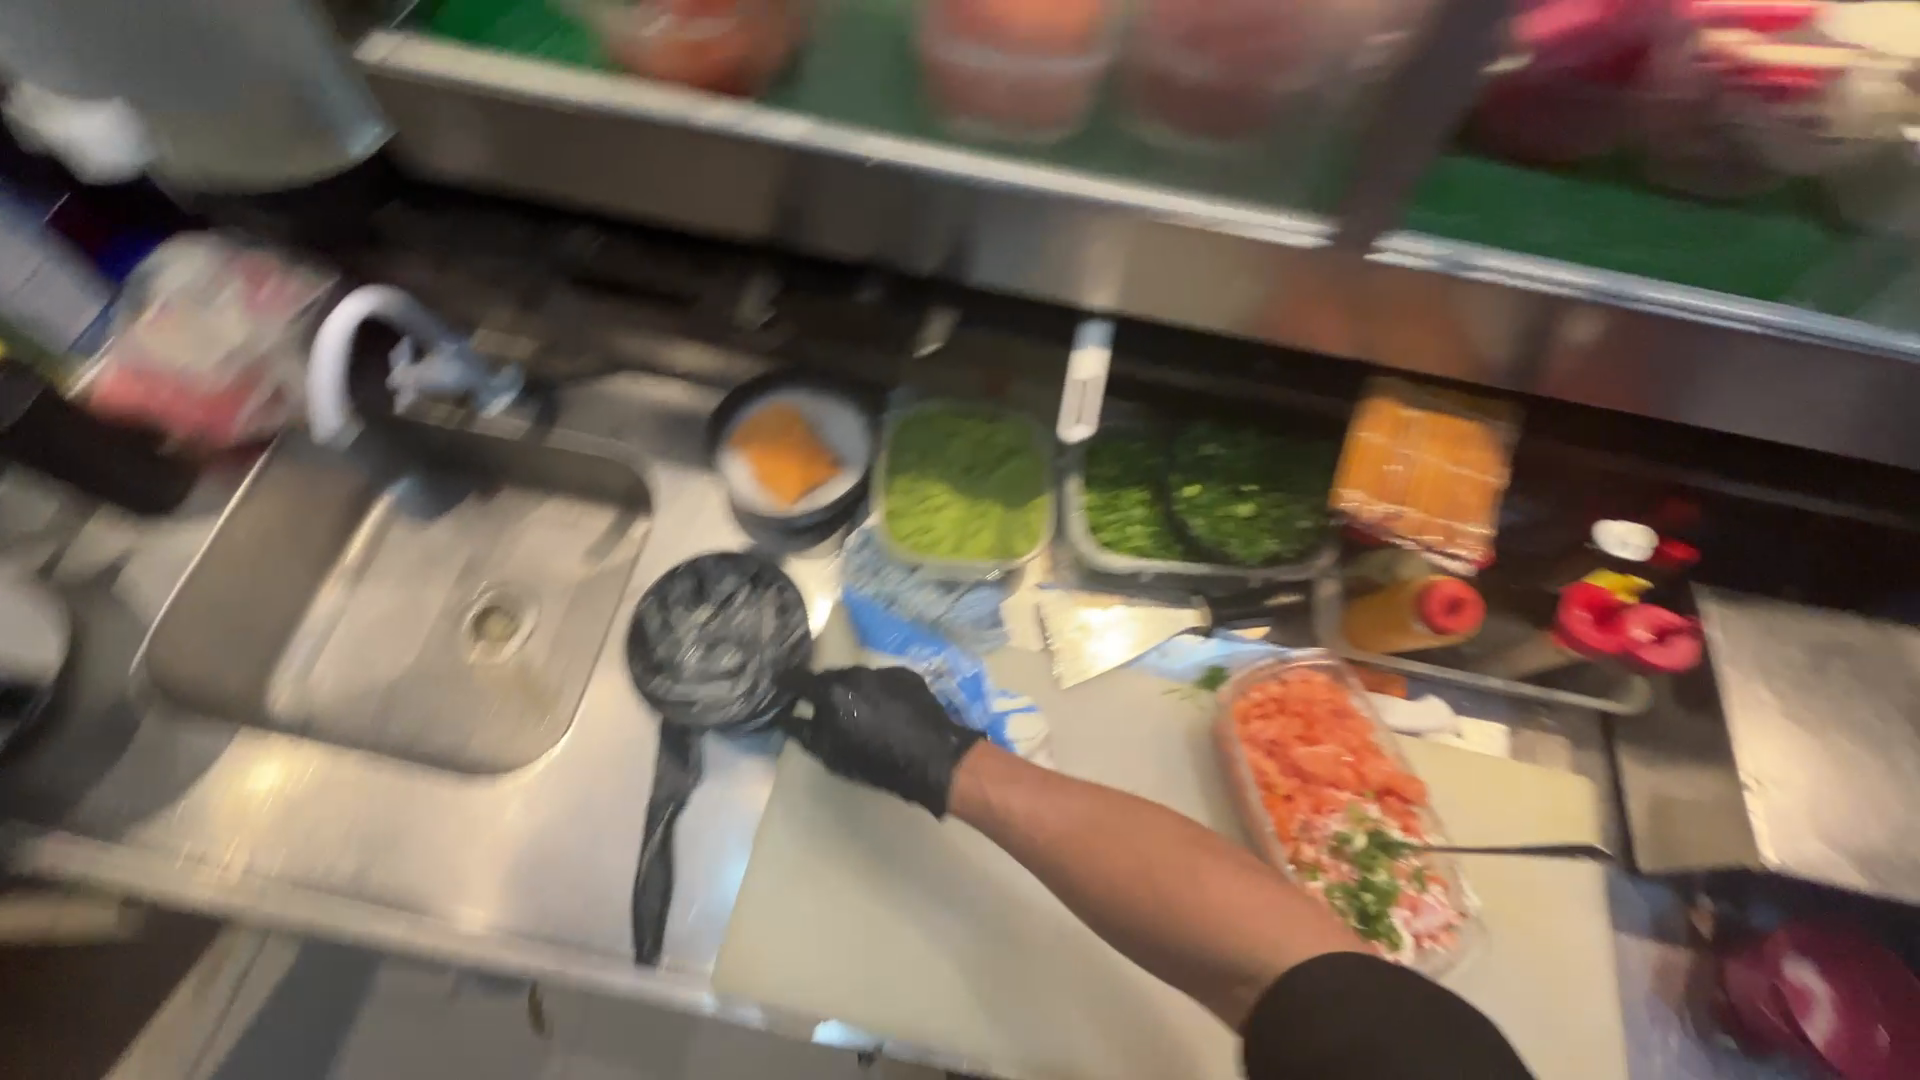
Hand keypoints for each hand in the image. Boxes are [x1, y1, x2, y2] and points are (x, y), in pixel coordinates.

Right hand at [781, 666, 983, 816]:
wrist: (933, 757)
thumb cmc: (876, 763)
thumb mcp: (831, 754)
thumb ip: (803, 732)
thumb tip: (783, 717)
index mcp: (832, 692)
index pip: (799, 679)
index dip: (786, 683)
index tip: (780, 685)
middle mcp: (856, 672)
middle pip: (830, 675)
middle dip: (822, 688)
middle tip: (820, 704)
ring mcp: (884, 670)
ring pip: (857, 676)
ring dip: (851, 689)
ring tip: (856, 709)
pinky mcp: (906, 674)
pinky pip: (882, 680)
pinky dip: (877, 691)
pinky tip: (885, 709)